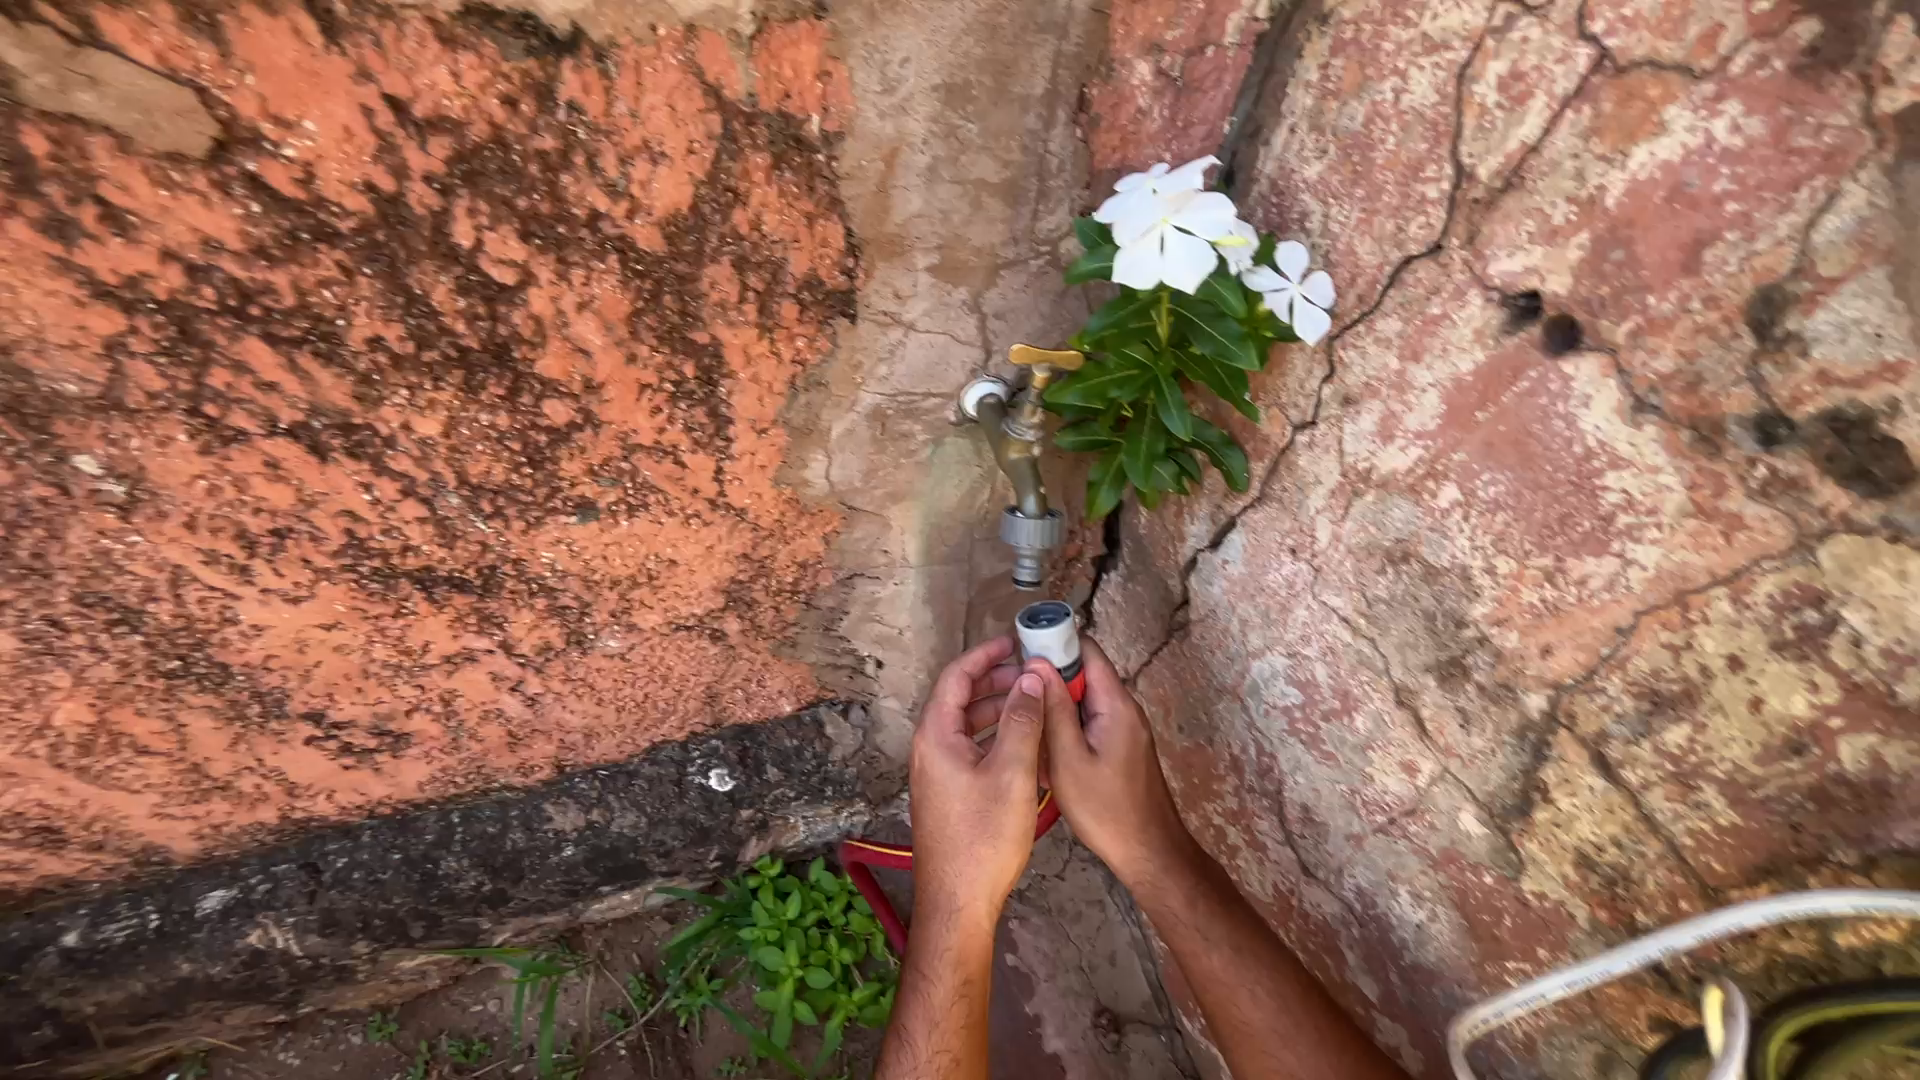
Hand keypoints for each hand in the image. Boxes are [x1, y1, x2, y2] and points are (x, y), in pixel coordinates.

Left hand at [908, 636, 1058, 923]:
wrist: (958, 902)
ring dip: (999, 709)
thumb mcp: (1011, 773)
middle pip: (961, 698)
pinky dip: (996, 736)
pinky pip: (972, 749)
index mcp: (936, 735)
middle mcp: (930, 748)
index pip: (956, 677)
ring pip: (968, 725)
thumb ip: (1023, 721)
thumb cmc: (984, 837)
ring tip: (1035, 703)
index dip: (984, 656)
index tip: (1014, 643)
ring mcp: (937, 772)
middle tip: (1033, 673)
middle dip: (996, 681)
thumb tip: (1032, 676)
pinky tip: (1026, 742)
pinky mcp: (949, 792)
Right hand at [1033, 638, 1196, 887]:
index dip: (1053, 645)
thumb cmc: (1105, 809)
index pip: (1086, 649)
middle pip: (1083, 674)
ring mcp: (1125, 727)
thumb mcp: (1068, 759)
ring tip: (1029, 730)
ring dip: (1056, 711)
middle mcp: (1124, 707)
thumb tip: (1036, 663)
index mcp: (1115, 703)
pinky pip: (1089, 723)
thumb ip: (1054, 708)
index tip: (1019, 657)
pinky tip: (1048, 755)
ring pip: (1083, 701)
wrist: (1148, 853)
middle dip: (1050, 683)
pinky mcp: (1121, 746)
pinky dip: (1067, 731)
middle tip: (1017, 701)